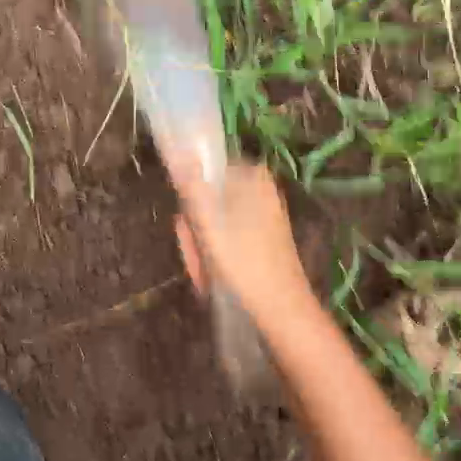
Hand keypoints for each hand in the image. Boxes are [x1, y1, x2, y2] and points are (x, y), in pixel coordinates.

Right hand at [172, 162, 316, 323]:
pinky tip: (216, 276)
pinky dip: (217, 255)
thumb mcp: (209, 223)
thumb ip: (192, 187)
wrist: (281, 309)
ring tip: (206, 272)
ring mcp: (263, 217)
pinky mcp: (263, 239)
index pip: (208, 171)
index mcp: (253, 179)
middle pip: (209, 199)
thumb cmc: (244, 264)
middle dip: (196, 228)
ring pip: (215, 222)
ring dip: (203, 246)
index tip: (187, 220)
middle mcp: (261, 192)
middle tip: (198, 255)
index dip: (192, 196)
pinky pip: (228, 238)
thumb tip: (178, 151)